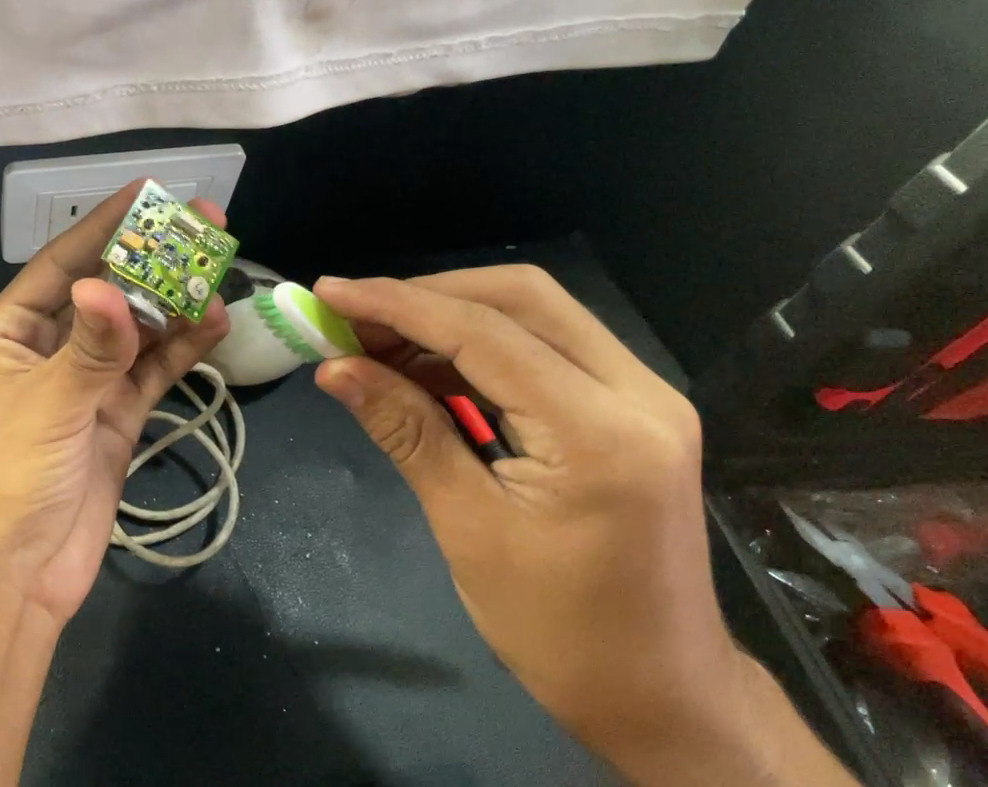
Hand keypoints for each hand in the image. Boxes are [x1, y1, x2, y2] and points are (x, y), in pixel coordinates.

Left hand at [0, 181, 230, 621]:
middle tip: (205, 224)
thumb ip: (90, 347)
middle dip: (151, 260)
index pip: (61, 263)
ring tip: (220, 270)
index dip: (103, 225)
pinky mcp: (114, 415)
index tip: (147, 190)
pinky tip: (215, 323)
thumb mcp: (48, 405)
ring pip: (136, 329)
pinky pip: (151, 371)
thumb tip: (109, 286)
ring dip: (175, 303)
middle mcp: (47, 348)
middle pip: (106, 290)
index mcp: (9, 332)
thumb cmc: (11, 478)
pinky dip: (181, 349)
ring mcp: (84, 382)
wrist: (17, 574)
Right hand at [312, 267, 854, 785]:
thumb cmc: (558, 629)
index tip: (328, 292)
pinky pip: (546, 349)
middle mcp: (638, 393)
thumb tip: (334, 368)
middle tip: (352, 318)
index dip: (396, 304)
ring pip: (535, 314)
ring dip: (449, 318)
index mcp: (600, 433)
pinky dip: (478, 348)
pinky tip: (423, 368)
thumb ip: (405, 430)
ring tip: (373, 342)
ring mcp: (643, 397)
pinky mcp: (630, 410)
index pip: (484, 334)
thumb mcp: (467, 526)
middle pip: (520, 298)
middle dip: (426, 296)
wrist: (659, 695)